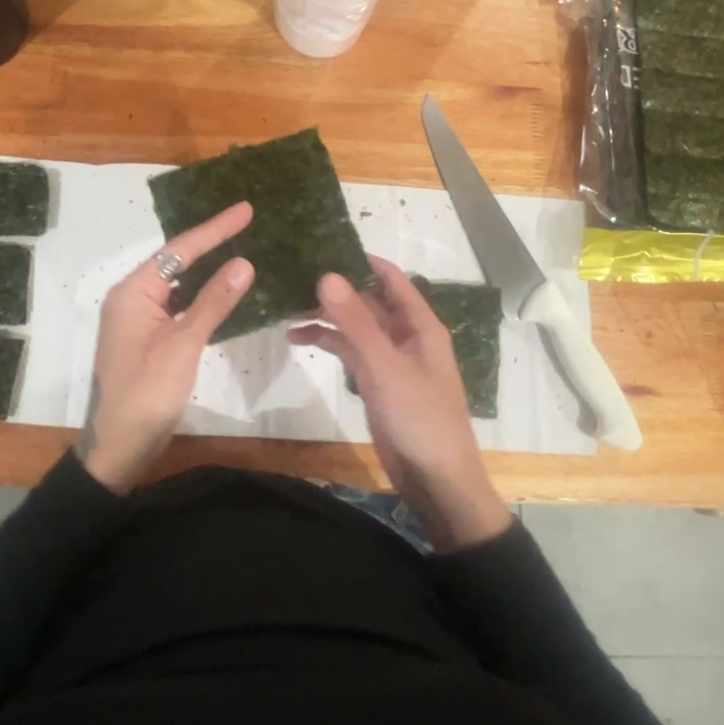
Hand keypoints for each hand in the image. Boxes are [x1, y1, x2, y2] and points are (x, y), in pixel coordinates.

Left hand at [79, 202, 255, 493]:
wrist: (119, 446)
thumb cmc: (147, 393)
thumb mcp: (184, 345)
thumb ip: (213, 302)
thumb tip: (242, 262)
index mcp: (132, 292)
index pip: (179, 250)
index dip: (215, 229)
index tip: (246, 209)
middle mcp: (131, 298)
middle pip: (176, 262)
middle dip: (211, 243)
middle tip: (249, 223)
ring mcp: (138, 320)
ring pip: (177, 285)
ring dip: (208, 270)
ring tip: (243, 248)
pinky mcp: (147, 339)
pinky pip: (177, 306)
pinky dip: (201, 298)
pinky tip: (226, 293)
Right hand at [288, 256, 510, 550]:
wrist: (436, 481)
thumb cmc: (420, 419)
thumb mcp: (385, 368)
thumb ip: (356, 323)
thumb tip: (327, 274)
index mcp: (420, 326)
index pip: (391, 278)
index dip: (361, 260)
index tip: (323, 243)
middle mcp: (407, 336)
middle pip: (369, 300)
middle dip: (335, 288)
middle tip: (293, 275)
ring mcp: (392, 360)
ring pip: (356, 326)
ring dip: (327, 316)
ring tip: (287, 305)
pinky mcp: (378, 383)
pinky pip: (351, 352)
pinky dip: (328, 343)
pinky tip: (299, 338)